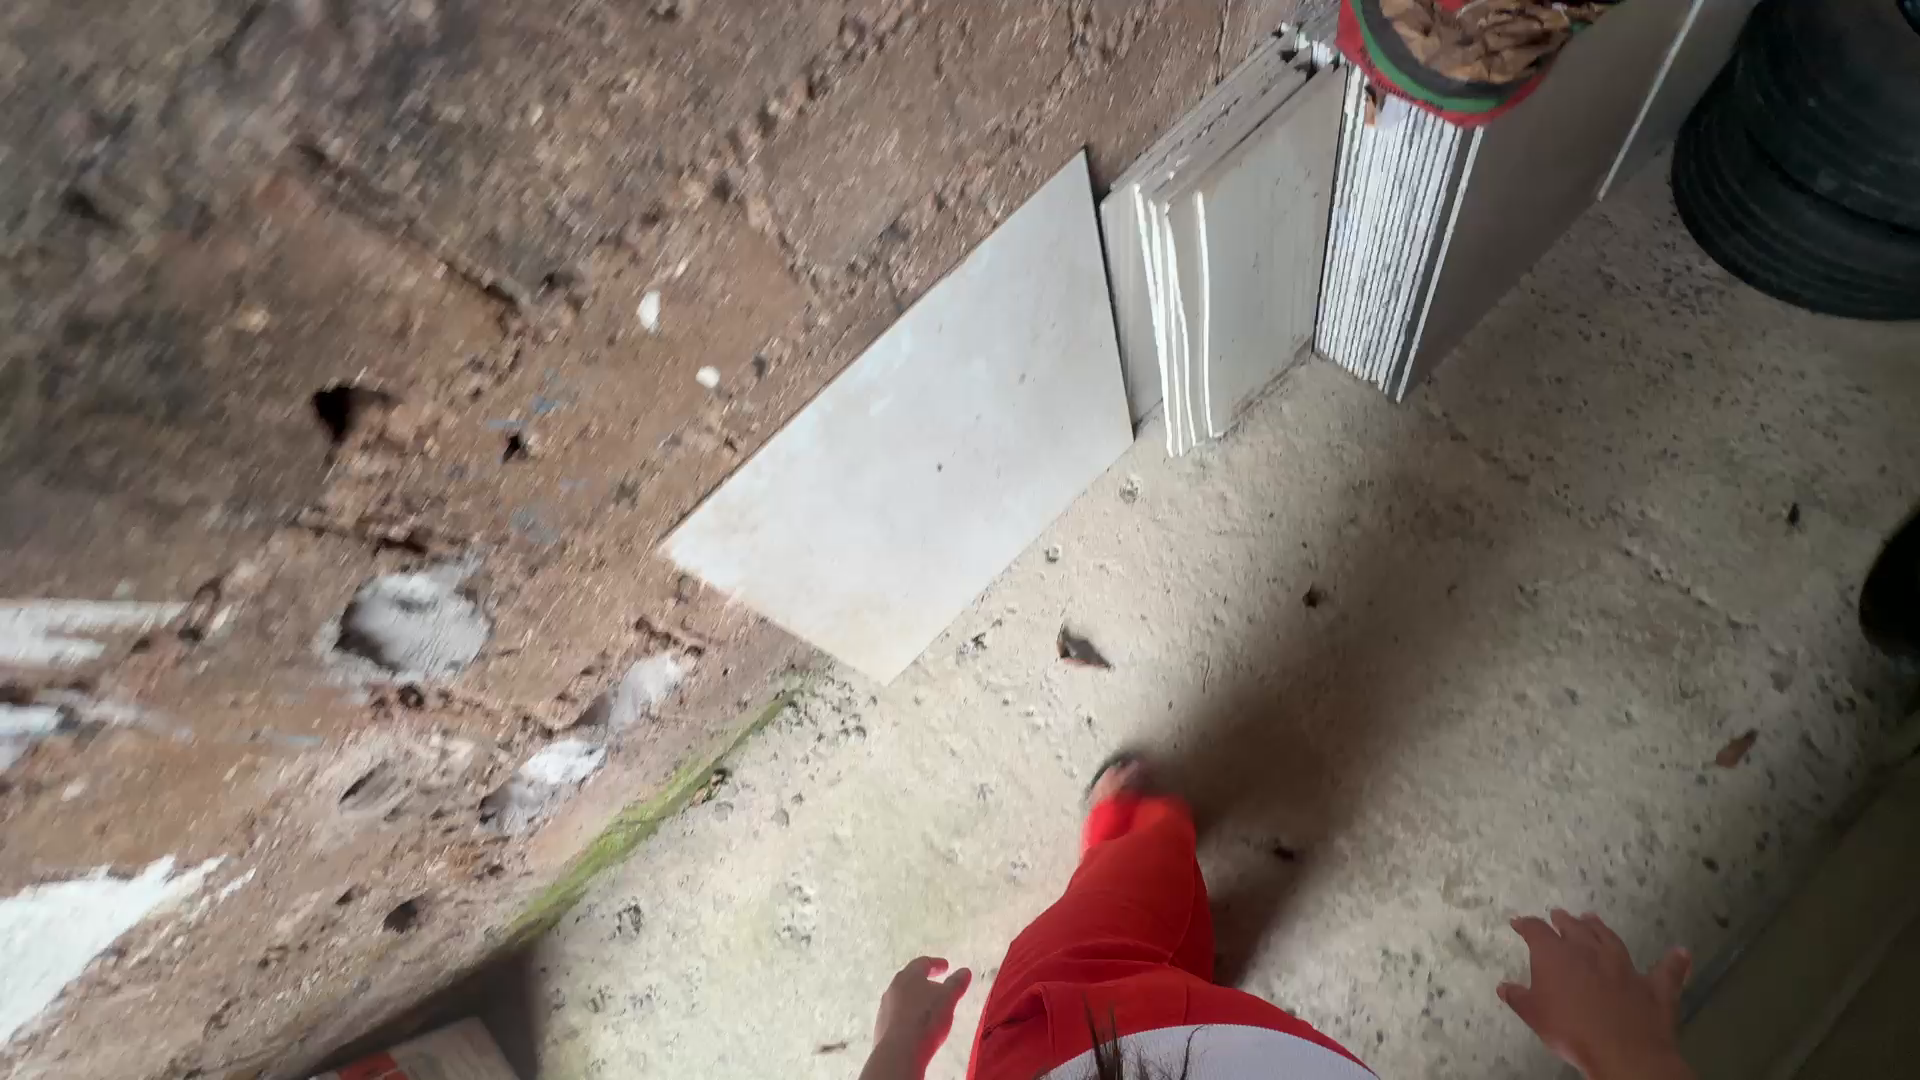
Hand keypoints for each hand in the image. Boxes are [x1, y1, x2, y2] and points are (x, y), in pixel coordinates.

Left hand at [859, 956, 972, 1079]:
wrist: (899, 1053)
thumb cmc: (926, 1019)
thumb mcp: (948, 999)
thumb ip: (956, 984)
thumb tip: (965, 971)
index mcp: (909, 976)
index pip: (923, 963)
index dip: (936, 964)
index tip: (945, 966)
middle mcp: (894, 987)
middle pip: (910, 979)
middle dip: (924, 982)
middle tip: (936, 986)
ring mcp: (885, 1008)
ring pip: (902, 998)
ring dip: (915, 999)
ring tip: (927, 1008)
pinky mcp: (881, 1027)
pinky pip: (897, 1016)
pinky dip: (907, 1016)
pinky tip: (916, 1027)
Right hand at [1498, 910, 1693, 1079]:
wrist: (1626, 1056)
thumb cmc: (1571, 1031)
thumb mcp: (1534, 1015)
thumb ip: (1518, 997)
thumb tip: (1504, 987)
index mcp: (1554, 954)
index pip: (1535, 929)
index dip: (1525, 924)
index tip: (1518, 924)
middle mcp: (1588, 952)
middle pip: (1574, 928)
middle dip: (1563, 920)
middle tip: (1559, 915)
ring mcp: (1624, 968)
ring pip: (1610, 939)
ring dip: (1600, 928)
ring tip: (1592, 919)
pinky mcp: (1655, 989)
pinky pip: (1667, 972)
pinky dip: (1675, 962)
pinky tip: (1682, 953)